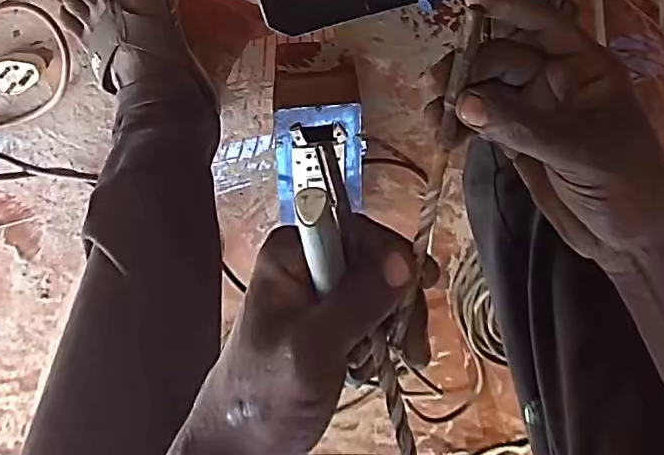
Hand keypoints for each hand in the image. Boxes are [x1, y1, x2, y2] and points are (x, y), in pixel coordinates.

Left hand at [169, 216, 414, 454]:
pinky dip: (383, 337)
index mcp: (293, 249)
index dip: (391, 255)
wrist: (241, 449)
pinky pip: (371, 311)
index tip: (422, 284)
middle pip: (373, 258)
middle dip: (397, 299)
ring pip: (378, 286)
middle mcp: (309, 258)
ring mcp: (319, 287)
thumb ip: (358, 302)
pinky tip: (377, 365)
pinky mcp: (329, 315)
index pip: (356, 230)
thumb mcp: (312, 349)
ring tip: (398, 361)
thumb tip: (405, 261)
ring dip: (395, 323)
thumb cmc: (264, 396)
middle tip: (412, 346)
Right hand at [452, 0, 663, 263]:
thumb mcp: (578, 150)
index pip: (542, 23)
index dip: (505, 7)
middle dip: (467, 67)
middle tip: (436, 87)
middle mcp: (555, 77)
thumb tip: (463, 102)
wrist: (634, 243)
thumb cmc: (627, 184)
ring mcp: (535, 106)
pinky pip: (483, 119)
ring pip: (487, 87)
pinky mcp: (519, 137)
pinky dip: (462, 125)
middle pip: (501, 56)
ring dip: (458, 97)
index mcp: (583, 65)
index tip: (467, 1)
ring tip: (433, 117)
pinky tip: (446, 137)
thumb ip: (520, 124)